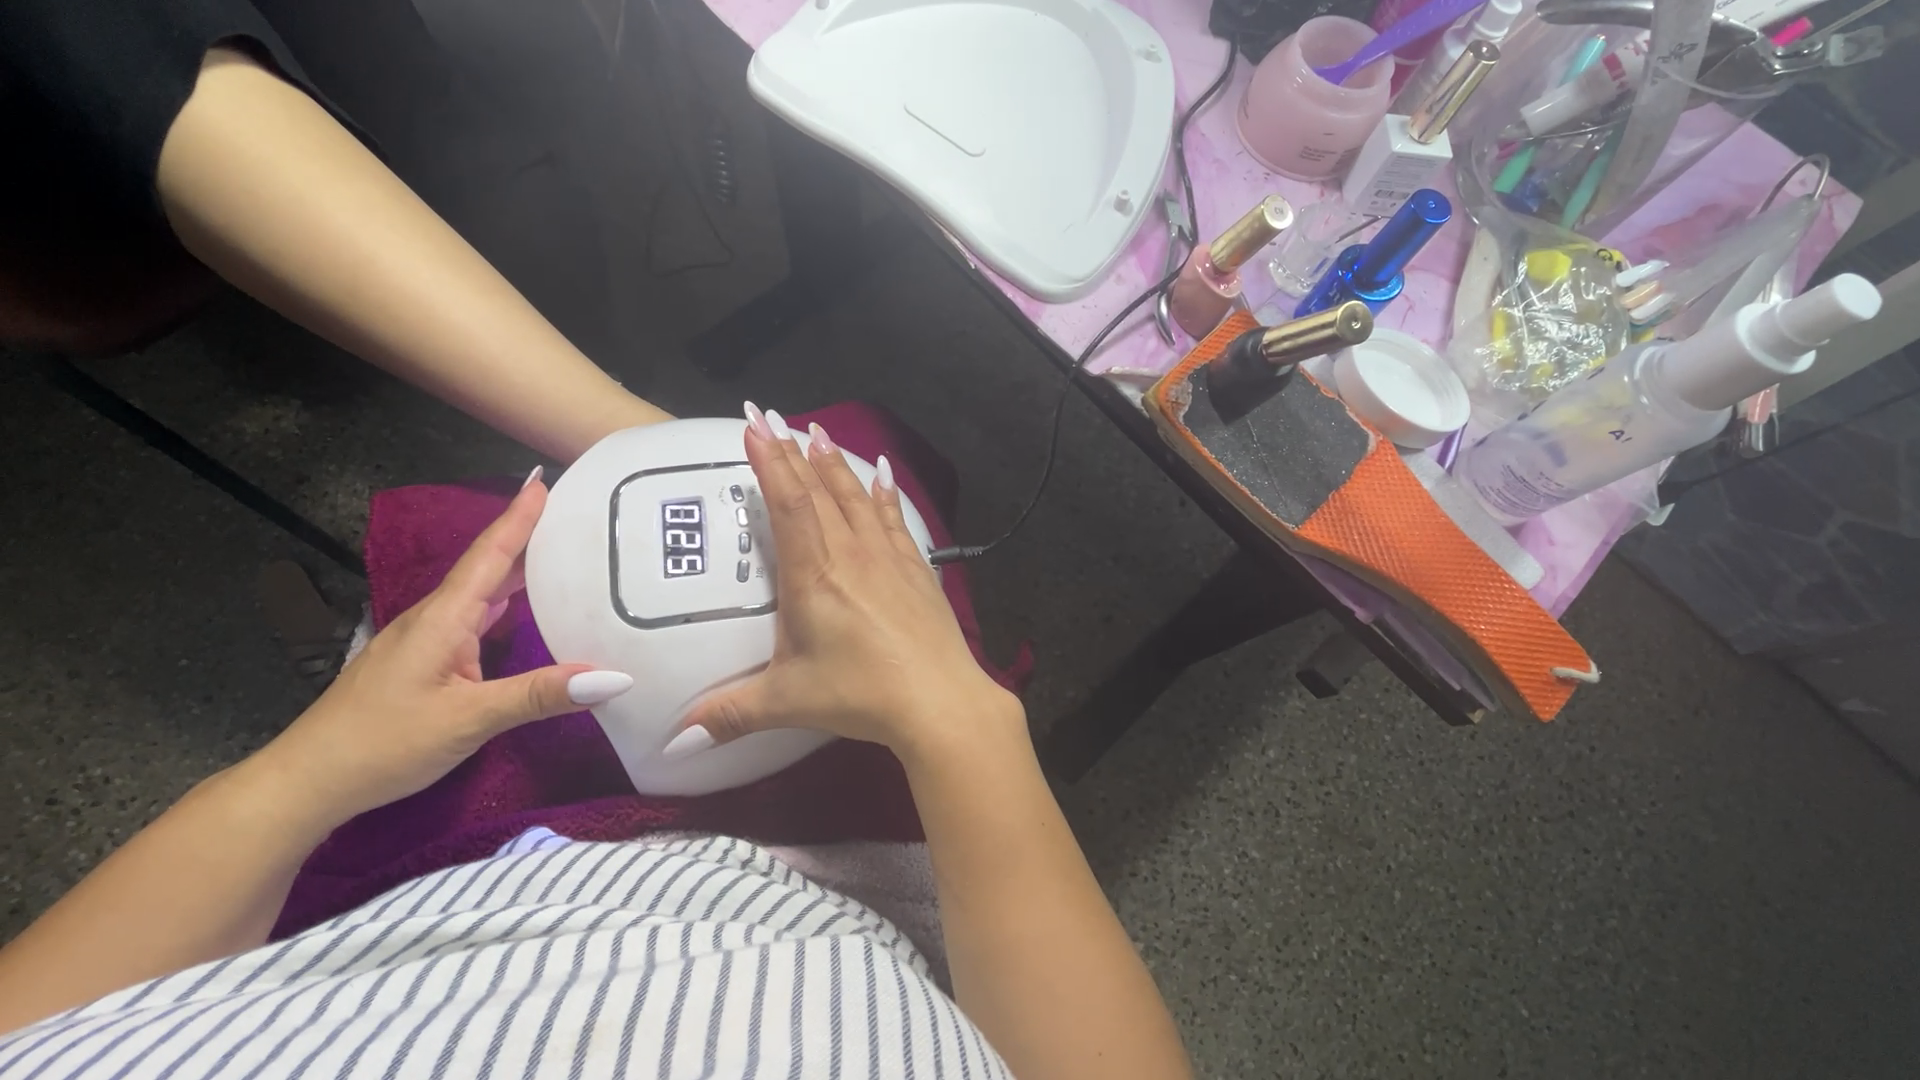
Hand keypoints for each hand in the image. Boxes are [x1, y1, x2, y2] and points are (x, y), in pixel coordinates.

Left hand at [245, 470, 634, 827]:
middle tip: (574, 516)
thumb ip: (540, 695)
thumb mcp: (469, 719)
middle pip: (488, 567)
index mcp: (443, 619)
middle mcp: (435, 619)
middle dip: (528, 537)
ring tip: (562, 555)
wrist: (308, 782)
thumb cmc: (383, 742)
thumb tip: (614, 677)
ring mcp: (427, 641)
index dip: (519, 519)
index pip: (489, 556)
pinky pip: (476, 619)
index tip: (546, 481)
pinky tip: (525, 611)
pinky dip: (507, 605)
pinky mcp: (425, 662)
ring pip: (482, 594)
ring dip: (519, 571)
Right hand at [671, 405, 1023, 763]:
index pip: (789, 503)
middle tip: (772, 415)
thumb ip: (729, 715)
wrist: (941, 702)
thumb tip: (673, 743)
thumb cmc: (860, 695)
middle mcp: (851, 553)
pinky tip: (882, 473)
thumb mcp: (787, 702)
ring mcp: (889, 558)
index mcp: (814, 574)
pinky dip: (885, 493)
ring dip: (834, 463)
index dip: (769, 461)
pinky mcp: (917, 571)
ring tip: (817, 431)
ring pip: (857, 497)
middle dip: (792, 450)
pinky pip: (896, 520)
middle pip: (819, 490)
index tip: (753, 424)